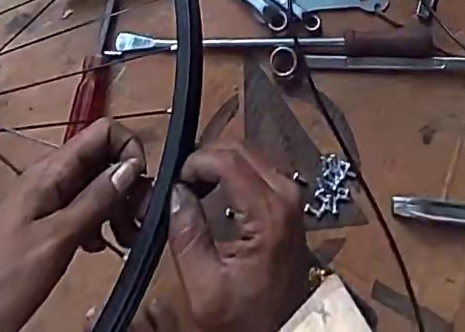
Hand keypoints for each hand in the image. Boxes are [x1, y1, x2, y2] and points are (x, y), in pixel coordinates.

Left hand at [0, 119, 148, 331]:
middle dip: (127, 182)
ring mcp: (47, 199)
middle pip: (103, 158)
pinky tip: (100, 247)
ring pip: (96, 184)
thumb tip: (131, 165)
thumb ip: (95, 201)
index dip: (128, 149)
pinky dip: (100, 221)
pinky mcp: (45, 223)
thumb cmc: (3, 279)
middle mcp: (52, 176)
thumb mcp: (56, 241)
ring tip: (125, 239)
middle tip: (139, 222)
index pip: (102, 131)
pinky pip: (83, 207)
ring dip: (117, 204)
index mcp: (52, 171)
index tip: (139, 186)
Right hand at [147, 144, 311, 331]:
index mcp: (269, 211)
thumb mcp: (206, 290)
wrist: (288, 330)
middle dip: (205, 158)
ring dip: (216, 162)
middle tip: (181, 182)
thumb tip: (175, 191)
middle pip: (238, 150)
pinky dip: (230, 170)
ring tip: (193, 186)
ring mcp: (289, 192)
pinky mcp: (287, 197)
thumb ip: (187, 238)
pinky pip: (255, 166)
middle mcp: (285, 191)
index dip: (197, 161)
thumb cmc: (248, 317)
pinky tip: (212, 189)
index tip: (175, 179)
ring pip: (247, 153)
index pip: (228, 160)